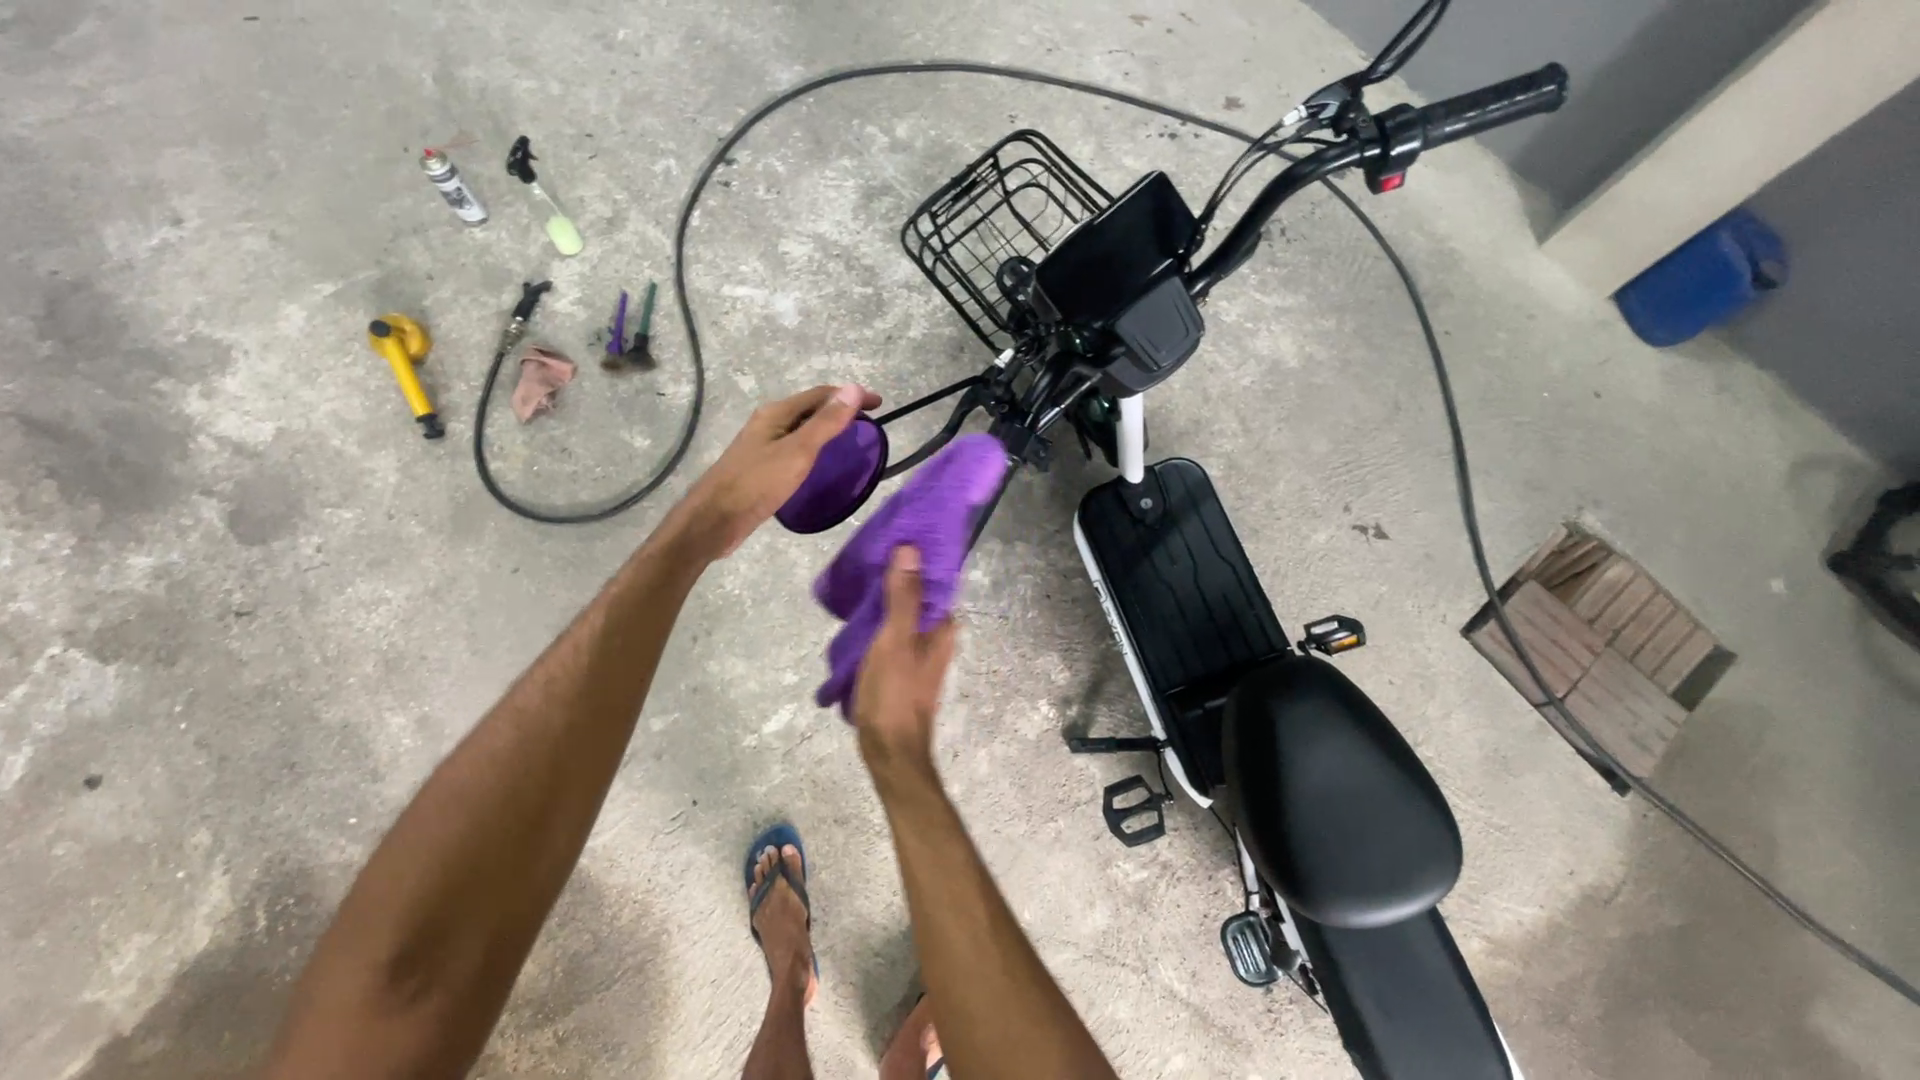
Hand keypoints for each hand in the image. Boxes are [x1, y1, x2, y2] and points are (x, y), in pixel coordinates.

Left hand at [670, 383, 880, 557]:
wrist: (715, 519)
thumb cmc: (757, 483)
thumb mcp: (798, 451)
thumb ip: (826, 422)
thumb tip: (853, 388)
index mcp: (776, 413)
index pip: (820, 395)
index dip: (850, 396)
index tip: (879, 405)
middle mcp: (769, 424)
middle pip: (810, 409)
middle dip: (840, 410)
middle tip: (869, 423)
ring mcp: (763, 446)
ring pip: (802, 430)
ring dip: (827, 430)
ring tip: (852, 442)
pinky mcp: (762, 468)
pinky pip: (795, 449)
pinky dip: (815, 449)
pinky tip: (822, 466)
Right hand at [854, 547, 958, 784]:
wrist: (889, 751)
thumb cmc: (894, 694)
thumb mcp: (895, 640)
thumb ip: (903, 596)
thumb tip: (911, 550)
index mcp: (944, 627)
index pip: (936, 579)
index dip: (918, 557)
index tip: (895, 533)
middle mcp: (938, 636)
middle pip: (918, 594)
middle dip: (898, 575)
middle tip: (868, 553)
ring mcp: (920, 653)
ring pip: (903, 614)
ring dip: (885, 598)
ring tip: (858, 578)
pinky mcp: (902, 666)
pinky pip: (892, 632)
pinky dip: (878, 620)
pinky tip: (857, 615)